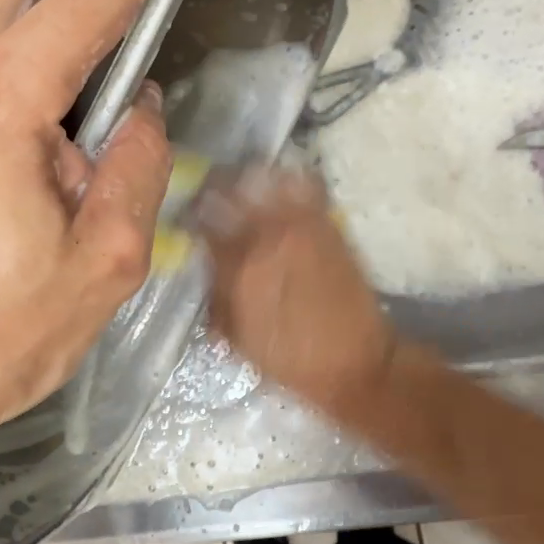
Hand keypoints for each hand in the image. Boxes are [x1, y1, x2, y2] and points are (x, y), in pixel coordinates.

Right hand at [195, 166, 409, 411]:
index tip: (188, 215)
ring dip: (251, 180)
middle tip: (212, 192)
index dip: (191, 213)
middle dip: (217, 187)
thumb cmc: (290, 359)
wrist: (355, 363)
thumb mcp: (238, 337)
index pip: (203, 221)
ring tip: (246, 184)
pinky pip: (306, 188)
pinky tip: (283, 185)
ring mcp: (302, 228)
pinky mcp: (330, 226)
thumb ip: (216, 296)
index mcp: (239, 267)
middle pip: (232, 190)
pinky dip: (291, 181)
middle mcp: (268, 239)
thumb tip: (205, 267)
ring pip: (268, 181)